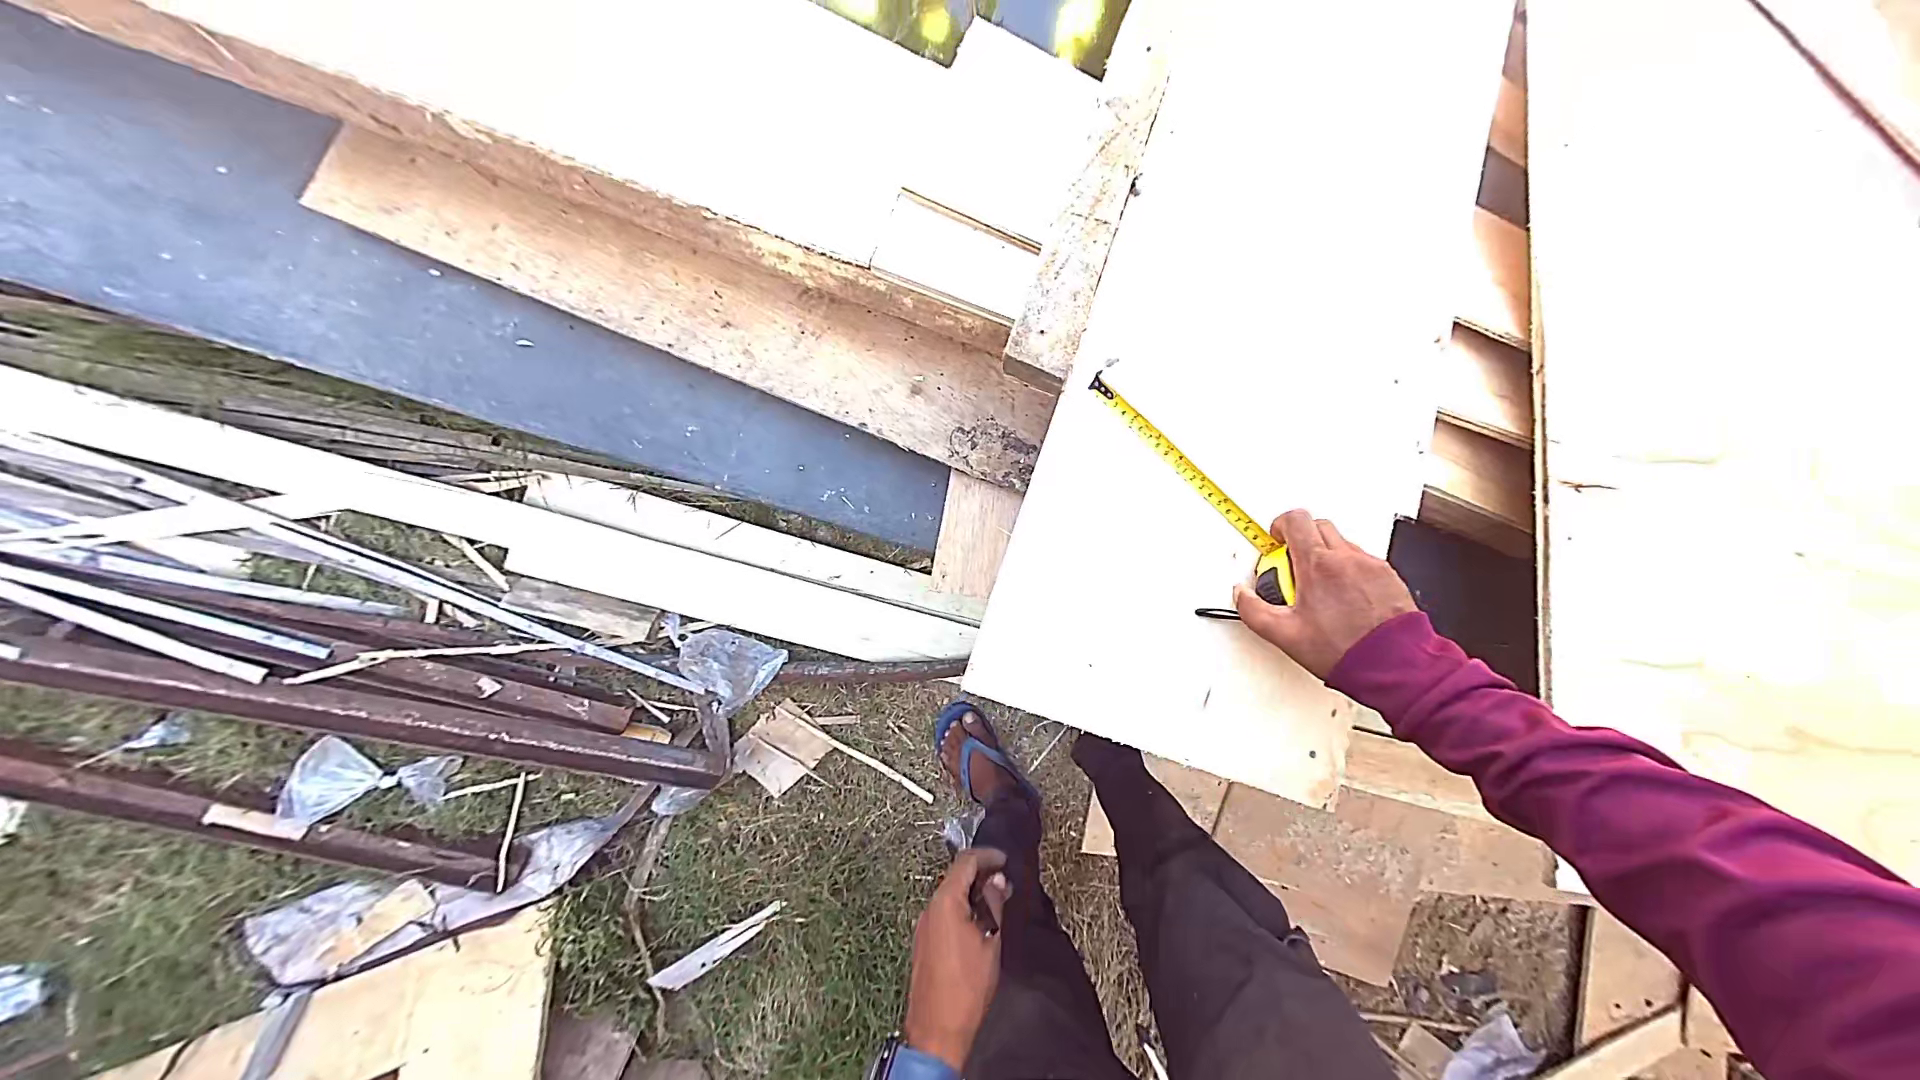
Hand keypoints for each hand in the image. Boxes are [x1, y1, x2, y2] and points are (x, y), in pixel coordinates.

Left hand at [903, 848, 1011, 1069]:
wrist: (937, 1032)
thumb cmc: (966, 988)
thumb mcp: (990, 941)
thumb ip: (993, 904)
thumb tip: (997, 879)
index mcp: (945, 901)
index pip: (965, 861)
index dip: (987, 856)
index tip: (1005, 860)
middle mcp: (930, 908)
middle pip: (955, 876)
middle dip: (980, 873)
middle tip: (1004, 881)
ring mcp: (924, 925)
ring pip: (950, 894)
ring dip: (971, 892)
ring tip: (996, 901)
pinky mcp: (924, 942)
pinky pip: (944, 912)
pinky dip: (962, 908)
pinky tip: (978, 922)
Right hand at [1233, 509, 1417, 678]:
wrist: (1396, 666)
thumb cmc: (1346, 650)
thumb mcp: (1284, 635)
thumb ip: (1253, 609)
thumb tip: (1242, 594)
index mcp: (1318, 565)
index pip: (1295, 520)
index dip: (1279, 526)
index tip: (1275, 543)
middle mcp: (1347, 558)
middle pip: (1316, 526)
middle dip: (1300, 541)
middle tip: (1292, 570)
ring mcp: (1371, 565)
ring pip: (1339, 543)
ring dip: (1324, 556)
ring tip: (1318, 590)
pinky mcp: (1388, 576)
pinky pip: (1361, 560)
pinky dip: (1346, 570)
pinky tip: (1342, 598)